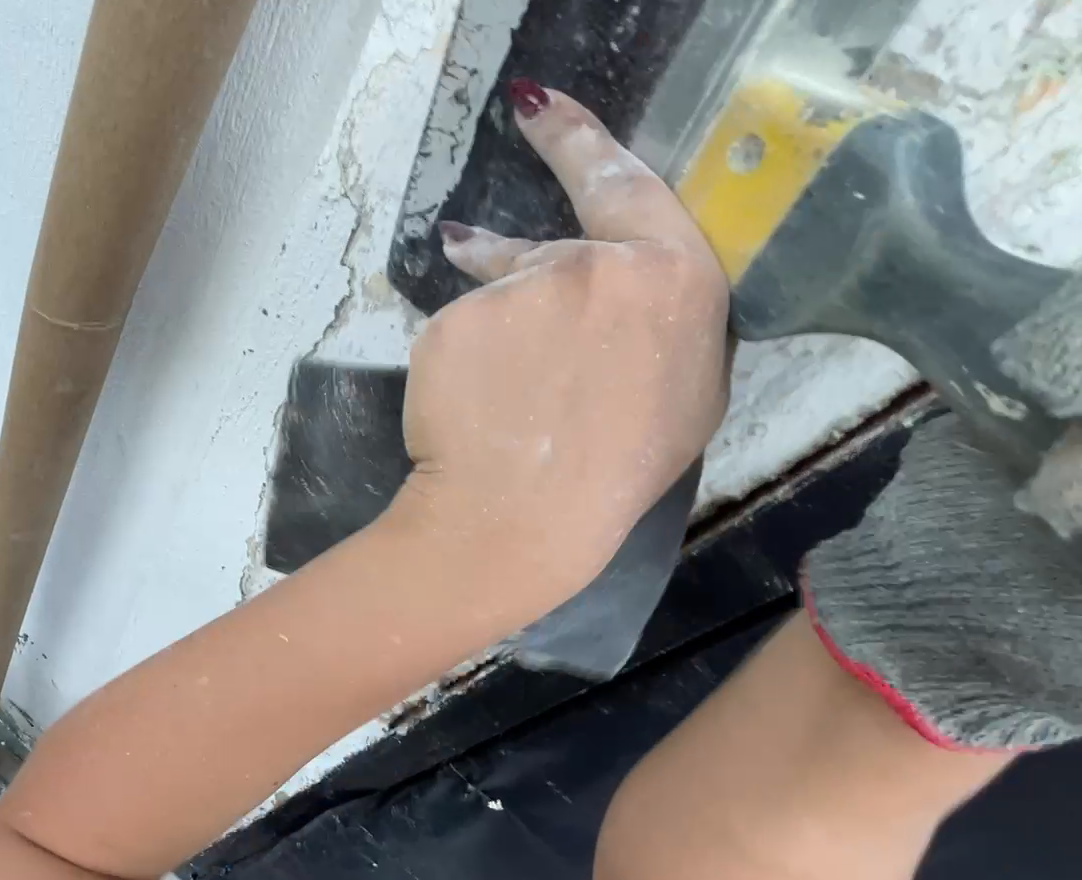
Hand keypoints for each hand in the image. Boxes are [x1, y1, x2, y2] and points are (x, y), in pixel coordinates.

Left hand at [394, 81, 730, 593]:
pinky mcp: (456, 322)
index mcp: (675, 280)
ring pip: (499, 297)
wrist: (522, 511)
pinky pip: (459, 332)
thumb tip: (633, 300)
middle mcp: (600, 268)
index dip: (581, 141)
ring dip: (492, 326)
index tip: (542, 107)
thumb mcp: (683, 393)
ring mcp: (522, 292)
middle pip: (551, 245)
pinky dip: (461, 361)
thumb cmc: (614, 468)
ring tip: (488, 381)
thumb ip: (661, 325)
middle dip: (517, 238)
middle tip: (483, 210)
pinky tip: (468, 403)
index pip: (625, 188)